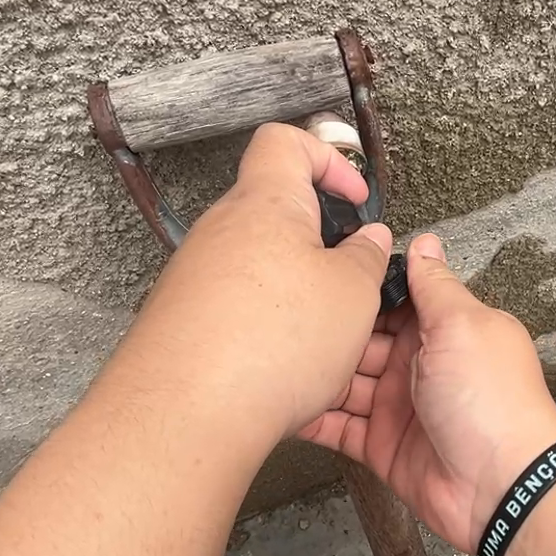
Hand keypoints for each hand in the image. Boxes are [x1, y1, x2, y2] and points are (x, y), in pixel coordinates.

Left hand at [92, 123, 392, 448]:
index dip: (328, 159)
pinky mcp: (187, 319)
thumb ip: (368, 258)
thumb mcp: (353, 294)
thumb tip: (369, 239)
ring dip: (301, 290)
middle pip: (276, 212)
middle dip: (322, 242)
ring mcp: (197, 275)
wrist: (188, 413)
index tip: (355, 200)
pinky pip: (240, 306)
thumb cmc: (274, 342)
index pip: (285, 143)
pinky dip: (271, 323)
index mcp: (265, 204)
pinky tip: (289, 363)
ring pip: (262, 265)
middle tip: (352, 278)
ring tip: (326, 333)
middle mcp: (222, 231)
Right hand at [300, 233, 555, 553]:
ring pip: (344, 380)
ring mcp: (397, 405)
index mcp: (444, 328)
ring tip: (265, 352)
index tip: (318, 267)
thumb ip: (436, 286)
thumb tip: (425, 242)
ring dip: (313, 370)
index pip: (393, 297)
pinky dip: (311, 416)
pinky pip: (338, 426)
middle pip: (361, 337)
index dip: (360, 286)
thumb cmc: (489, 397)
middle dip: (328, 328)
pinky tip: (276, 400)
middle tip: (279, 312)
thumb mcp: (463, 326)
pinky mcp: (379, 444)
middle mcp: (418, 362)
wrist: (499, 486)